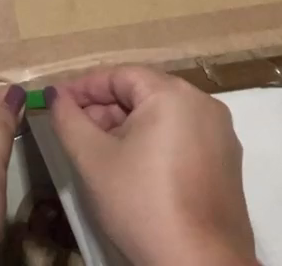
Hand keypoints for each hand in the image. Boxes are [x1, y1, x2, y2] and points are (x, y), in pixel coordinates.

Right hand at [47, 65, 257, 265]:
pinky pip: (180, 137)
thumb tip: (55, 95)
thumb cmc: (142, 205)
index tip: (55, 102)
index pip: (118, 75)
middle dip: (104, 109)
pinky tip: (130, 168)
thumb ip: (67, 118)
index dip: (82, 87)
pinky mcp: (226, 165)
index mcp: (173, 95)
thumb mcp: (92, 159)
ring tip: (97, 151)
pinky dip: (152, 143)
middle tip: (74, 130)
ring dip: (125, 127)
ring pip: (161, 116)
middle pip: (141, 93)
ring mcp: (220, 136)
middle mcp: (203, 105)